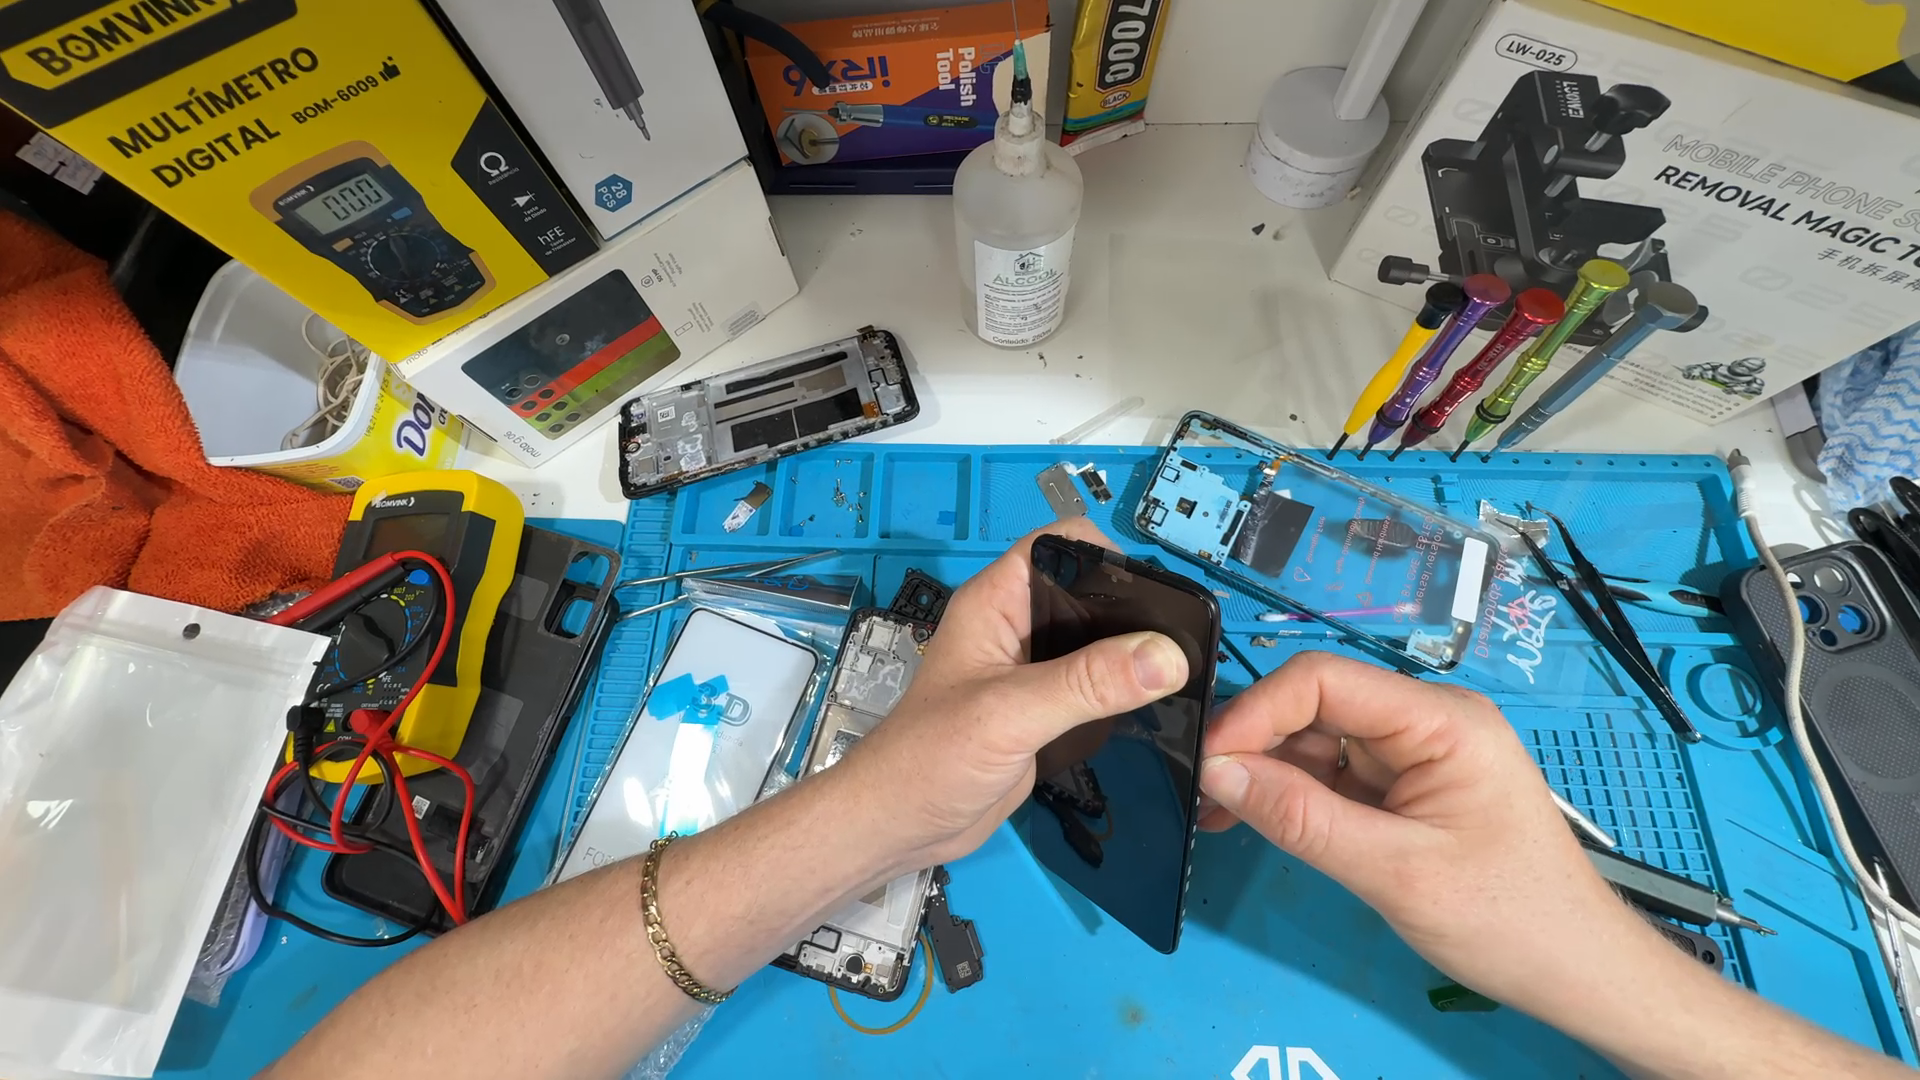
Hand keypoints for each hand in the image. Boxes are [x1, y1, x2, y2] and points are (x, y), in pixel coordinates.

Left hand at [838, 518, 1187, 875]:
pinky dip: (1122, 688)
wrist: (901, 824)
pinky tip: (1156, 703)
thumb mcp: (1011, 713)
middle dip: (1133, 608)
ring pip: (1094, 638)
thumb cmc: (934, 757)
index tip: (1158, 594)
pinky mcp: (1042, 707)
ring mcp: (1030, 667)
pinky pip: (1092, 683)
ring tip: (1184, 671)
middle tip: (1185, 641)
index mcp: (996, 601)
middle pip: (1085, 590)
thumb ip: (1088, 683)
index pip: (1057, 544)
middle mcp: (1016, 625)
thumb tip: (1169, 656)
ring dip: (1132, 652)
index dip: (1106, 554)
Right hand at [1196, 652, 1660, 1010]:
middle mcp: (1418, 720)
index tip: (1210, 760)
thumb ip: (1300, 819)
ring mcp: (1405, 750)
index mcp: (1438, 720)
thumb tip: (1214, 773)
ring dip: (1259, 772)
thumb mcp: (1397, 875)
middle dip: (1252, 744)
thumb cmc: (1512, 924)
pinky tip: (1246, 816)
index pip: (1323, 681)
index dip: (1257, 711)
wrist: (1588, 982)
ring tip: (1215, 812)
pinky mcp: (1392, 781)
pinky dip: (1280, 793)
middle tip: (1203, 790)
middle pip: (1310, 705)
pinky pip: (1321, 771)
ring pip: (1307, 738)